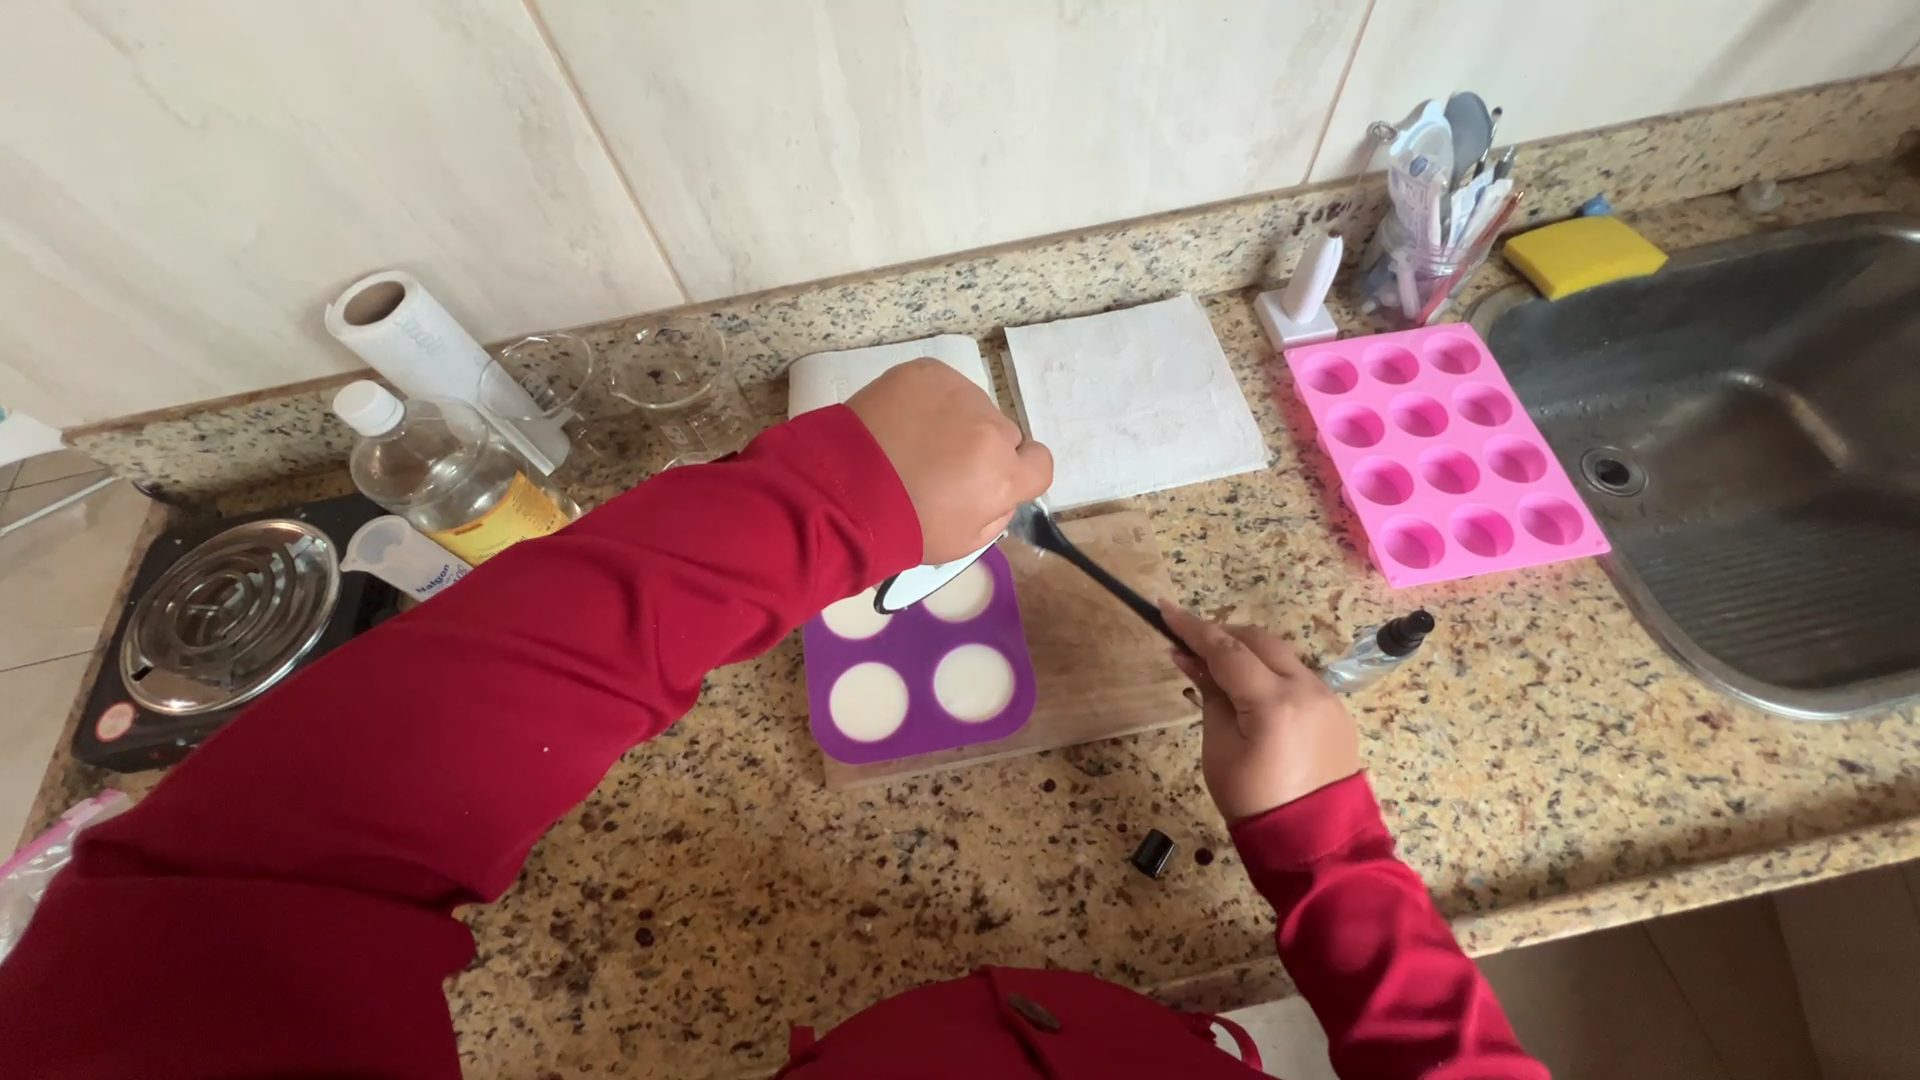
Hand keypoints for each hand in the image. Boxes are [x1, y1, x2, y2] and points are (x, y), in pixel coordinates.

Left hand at [847, 358, 1053, 563]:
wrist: (838, 491)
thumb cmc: (902, 527)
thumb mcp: (963, 543)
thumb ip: (997, 514)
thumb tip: (1001, 491)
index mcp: (1003, 475)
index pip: (1040, 462)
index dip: (1019, 472)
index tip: (990, 479)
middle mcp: (990, 428)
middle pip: (1002, 435)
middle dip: (980, 449)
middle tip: (940, 466)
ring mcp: (958, 394)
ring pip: (972, 408)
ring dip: (954, 422)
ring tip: (912, 443)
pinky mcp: (927, 372)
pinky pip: (943, 386)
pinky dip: (928, 401)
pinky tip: (901, 422)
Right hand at [1161, 603, 1361, 824]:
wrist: (1314, 844)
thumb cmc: (1252, 799)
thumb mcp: (1218, 745)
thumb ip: (1209, 693)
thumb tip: (1188, 657)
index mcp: (1273, 701)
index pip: (1225, 649)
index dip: (1191, 627)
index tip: (1163, 608)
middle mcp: (1307, 689)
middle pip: (1258, 640)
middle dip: (1221, 635)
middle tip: (1188, 645)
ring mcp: (1327, 699)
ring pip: (1281, 655)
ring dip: (1247, 652)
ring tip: (1216, 668)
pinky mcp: (1335, 712)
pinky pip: (1296, 677)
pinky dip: (1268, 672)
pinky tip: (1249, 691)